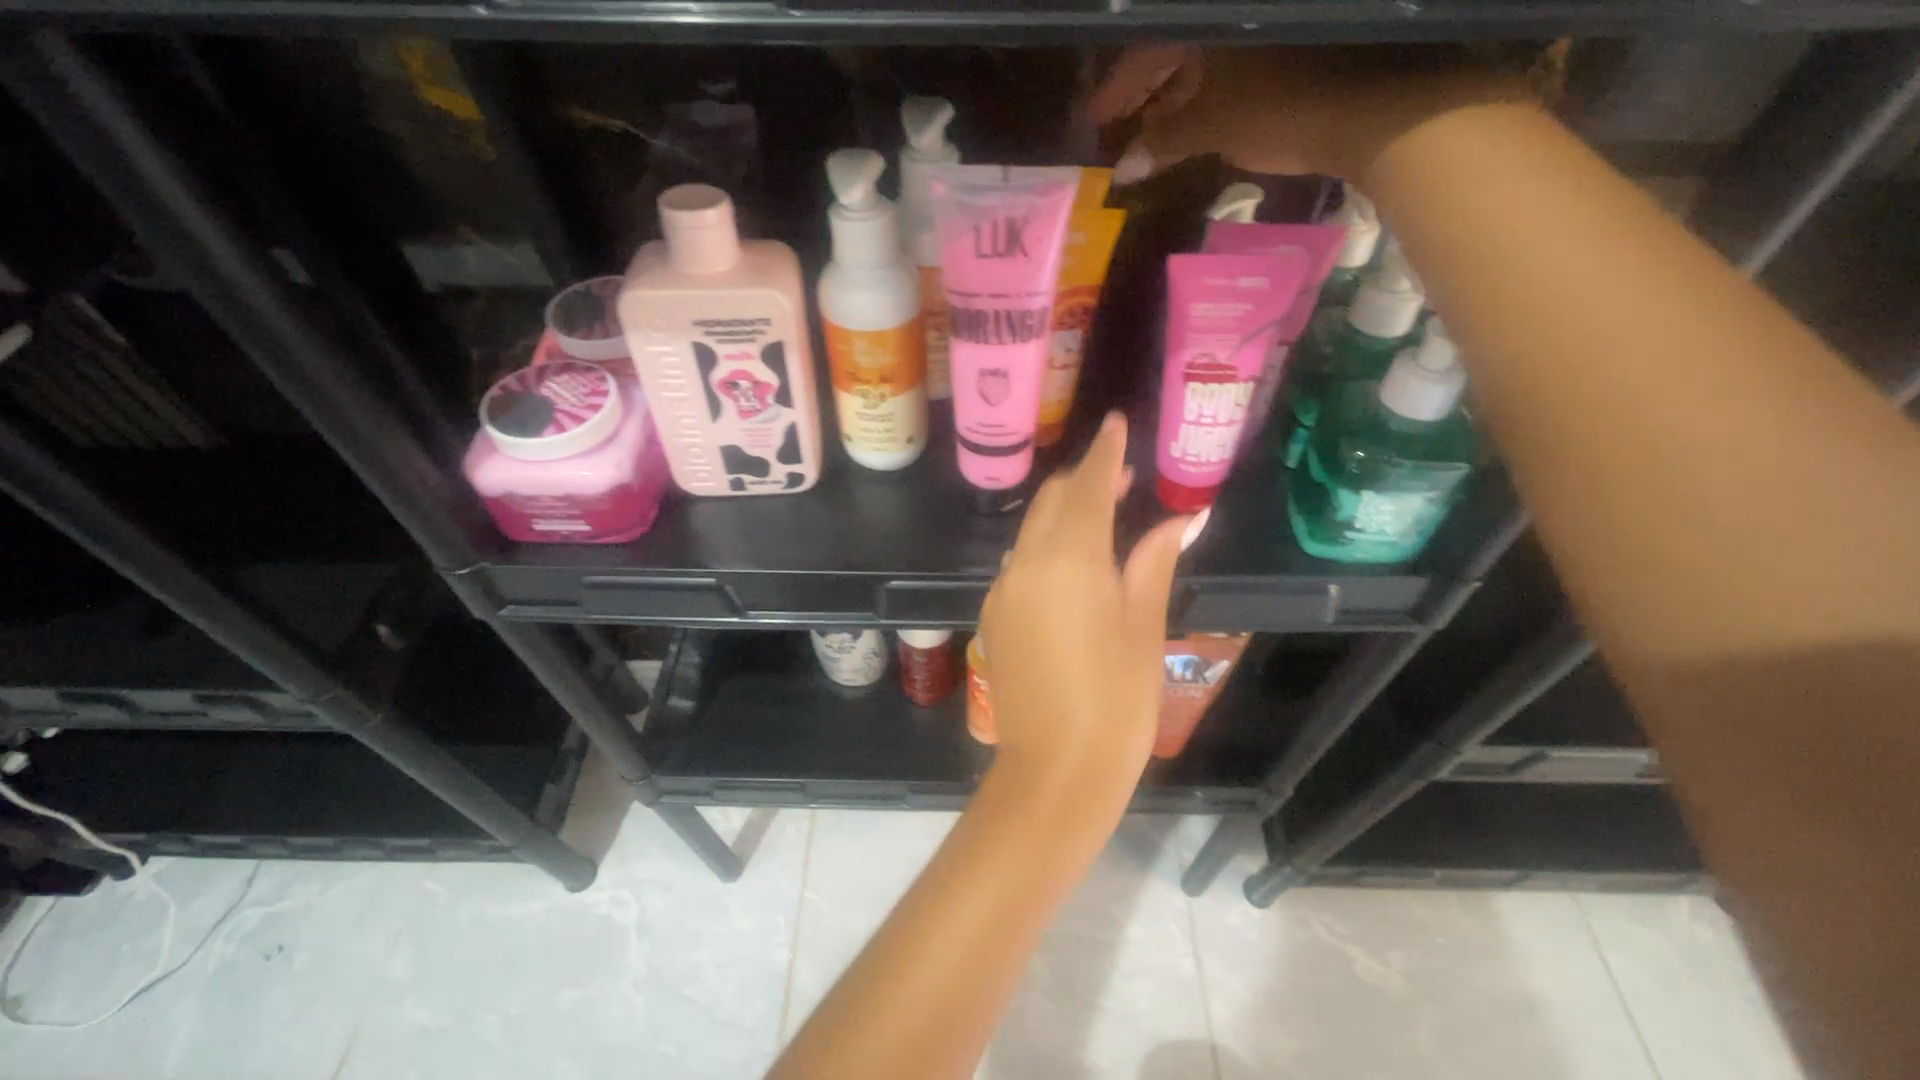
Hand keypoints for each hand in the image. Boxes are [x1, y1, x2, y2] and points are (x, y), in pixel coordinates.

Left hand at [977, 413, 1198, 794]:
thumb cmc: (1116, 703)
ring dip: (1063, 515)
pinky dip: (1045, 549)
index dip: (1105, 455)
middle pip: (1051, 502)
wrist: (1055, 772)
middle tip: (1120, 476)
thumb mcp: (1145, 628)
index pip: (1087, 487)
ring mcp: (1002, 591)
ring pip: (1031, 532)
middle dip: (1083, 482)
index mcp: (1070, 559)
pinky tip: (1072, 566)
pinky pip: (1019, 565)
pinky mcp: (993, 618)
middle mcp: (1026, 564)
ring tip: (1102, 517)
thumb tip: (1181, 518)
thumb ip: (1153, 563)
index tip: (1115, 426)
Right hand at [1087, 45, 1539, 182]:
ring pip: (1210, 59)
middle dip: (1147, 89)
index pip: (1148, 50)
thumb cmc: (1280, 110)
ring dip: (1180, 96)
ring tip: (1159, 133)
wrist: (1377, 109)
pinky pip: (1239, 70)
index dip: (1119, 88)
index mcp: (1209, 21)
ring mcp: (1272, 29)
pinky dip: (1215, 97)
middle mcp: (1237, 16)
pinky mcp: (1299, 48)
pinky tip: (1205, 124)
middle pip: (1177, 47)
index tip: (1098, 121)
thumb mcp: (1212, 128)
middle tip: (1123, 126)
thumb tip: (1124, 171)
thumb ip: (1163, 145)